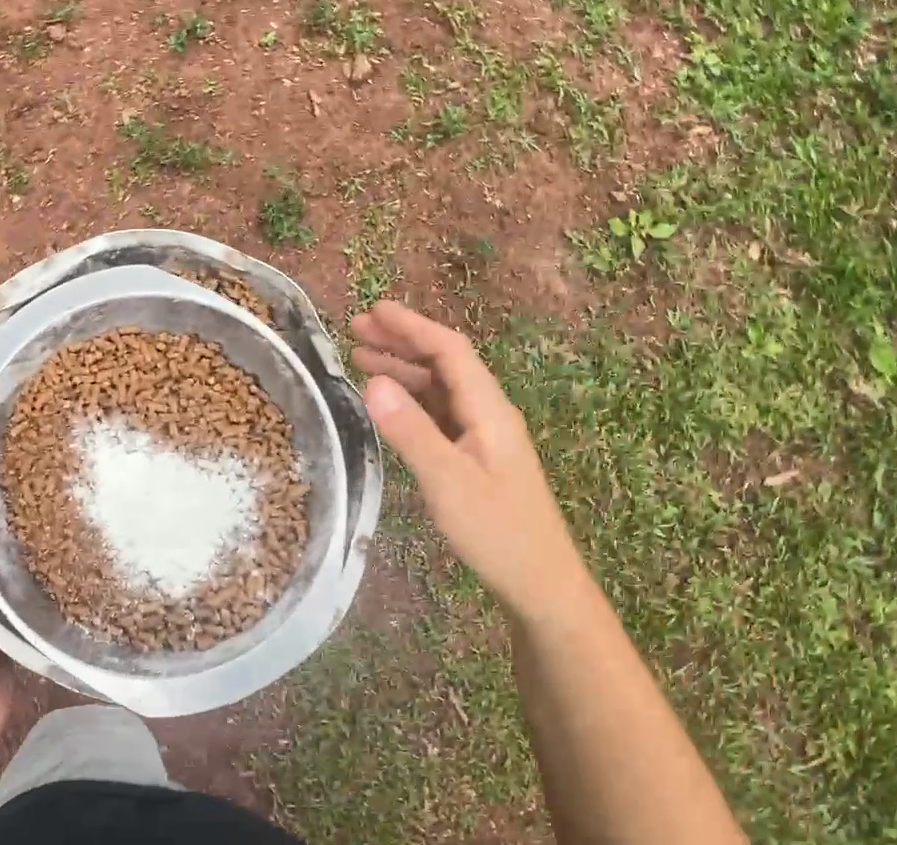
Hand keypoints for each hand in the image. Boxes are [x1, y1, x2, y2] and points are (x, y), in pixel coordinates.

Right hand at [351, 301, 593, 624]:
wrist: (541, 585)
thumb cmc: (498, 532)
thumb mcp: (447, 481)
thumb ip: (410, 431)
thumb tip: (373, 382)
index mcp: (489, 410)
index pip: (450, 351)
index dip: (412, 327)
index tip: (373, 310)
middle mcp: (488, 414)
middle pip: (444, 364)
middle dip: (401, 341)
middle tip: (355, 329)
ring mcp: (482, 437)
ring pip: (440, 389)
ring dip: (402, 369)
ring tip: (359, 359)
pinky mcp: (475, 458)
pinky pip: (438, 413)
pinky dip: (409, 400)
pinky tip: (386, 405)